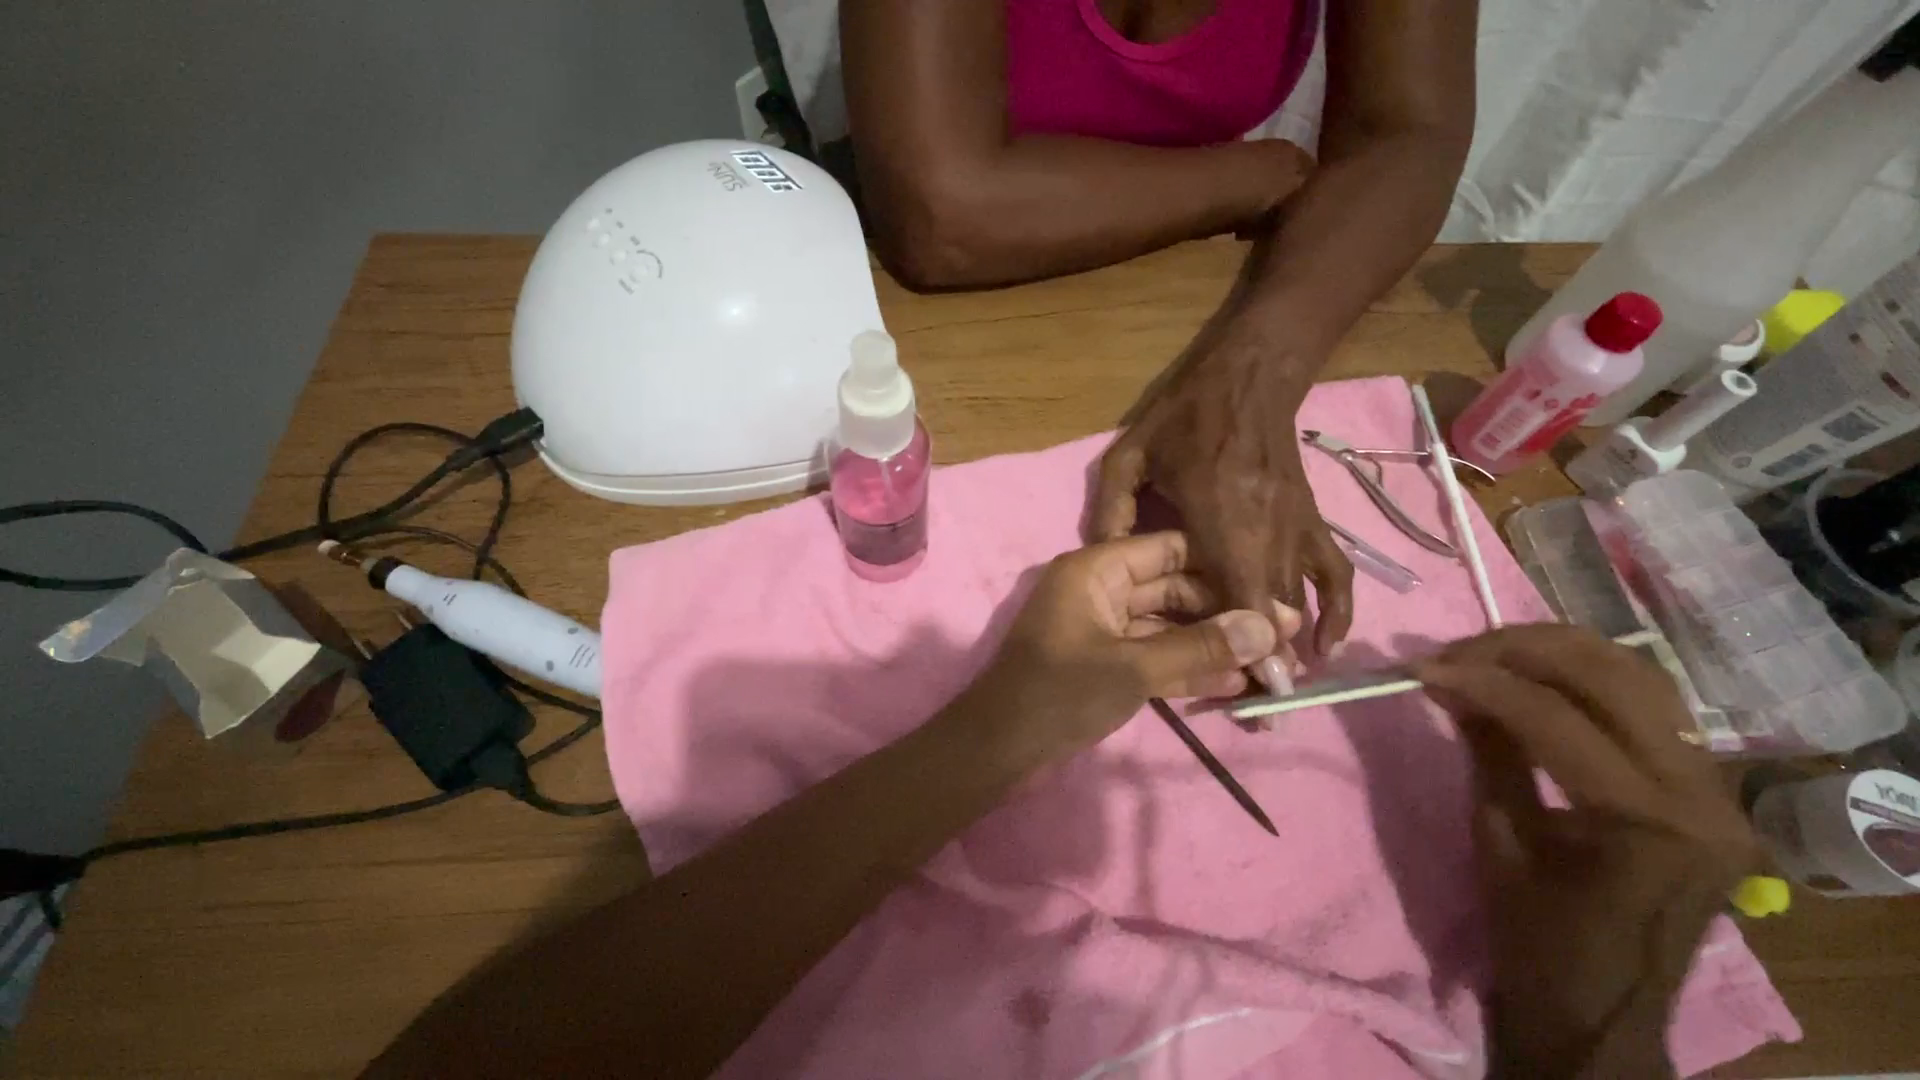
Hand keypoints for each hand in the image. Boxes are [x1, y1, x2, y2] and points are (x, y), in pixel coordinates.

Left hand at [967, 532, 1288, 758]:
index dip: (1222, 569)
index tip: (1273, 590)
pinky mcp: (1104, 666)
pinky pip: (1154, 658)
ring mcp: (1102, 630)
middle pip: (1174, 591)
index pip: (1170, 550)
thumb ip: (1200, 647)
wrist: (998, 751)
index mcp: (1096, 569)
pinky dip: (1188, 670)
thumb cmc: (1059, 694)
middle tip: (1285, 640)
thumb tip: (1269, 629)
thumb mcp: (1133, 668)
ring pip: (1168, 629)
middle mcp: (1100, 590)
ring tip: (1272, 668)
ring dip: (1213, 648)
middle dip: (1225, 616)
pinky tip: (1235, 686)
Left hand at [1090, 314, 1352, 690]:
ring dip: (1294, 643)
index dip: (1245, 640)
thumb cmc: (1183, 416)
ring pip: (1298, 596)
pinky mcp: (1311, 520)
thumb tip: (1104, 556)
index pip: (1234, 591)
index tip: (1256, 687)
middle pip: (1268, 606)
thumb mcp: (1128, 457)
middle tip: (1265, 704)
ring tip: (1284, 687)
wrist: (1249, 376)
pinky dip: (1339, 608)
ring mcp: (1293, 526)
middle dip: (1267, 656)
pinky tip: (1329, 645)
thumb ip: (1113, 509)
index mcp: (1212, 518)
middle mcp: (1261, 530)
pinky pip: (1334, 571)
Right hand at [1411, 626, 1759, 1078]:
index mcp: (1648, 823)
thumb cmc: (1536, 943)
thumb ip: (1488, 752)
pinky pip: (1651, 707)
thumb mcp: (1498, 842)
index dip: (1481, 681)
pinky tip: (1540, 679)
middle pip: (1613, 677)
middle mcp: (1700, 795)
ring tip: (1491, 654)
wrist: (1600, 1013)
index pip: (1556, 717)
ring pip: (1641, 677)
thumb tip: (1452, 683)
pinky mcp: (1707, 790)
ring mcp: (1716, 790)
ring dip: (1559, 654)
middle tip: (1454, 652)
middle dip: (1522, 649)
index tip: (1419, 667)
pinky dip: (1590, 680)